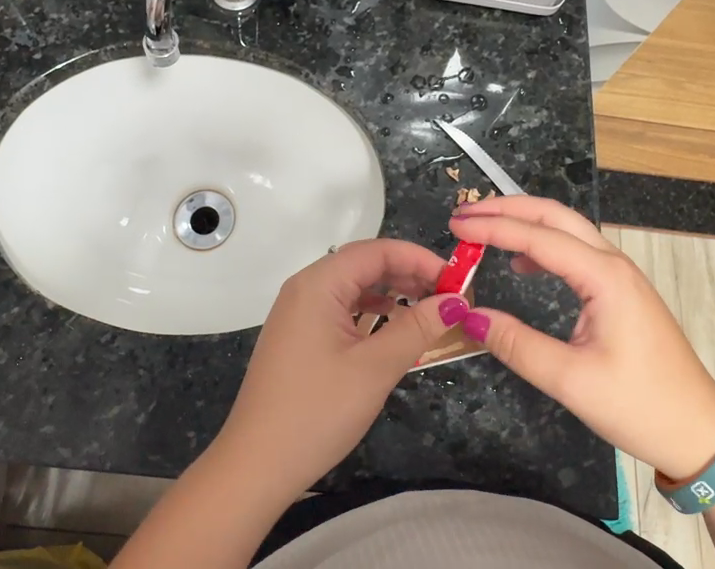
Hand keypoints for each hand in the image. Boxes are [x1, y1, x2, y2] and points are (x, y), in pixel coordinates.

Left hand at [213, 238, 457, 495]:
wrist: (256, 465)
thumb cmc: (317, 412)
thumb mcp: (375, 368)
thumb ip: (417, 328)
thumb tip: (456, 301)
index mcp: (319, 284)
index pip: (377, 251)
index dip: (419, 259)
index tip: (458, 280)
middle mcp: (305, 288)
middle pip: (364, 263)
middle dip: (408, 272)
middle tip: (449, 295)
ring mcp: (297, 312)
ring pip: (352, 285)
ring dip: (391, 290)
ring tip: (428, 307)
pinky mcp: (297, 335)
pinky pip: (340, 307)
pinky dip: (371, 309)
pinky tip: (391, 324)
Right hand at [449, 196, 714, 480]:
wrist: (699, 431)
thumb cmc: (640, 406)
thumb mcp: (571, 381)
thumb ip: (517, 345)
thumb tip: (469, 316)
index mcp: (604, 277)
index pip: (537, 237)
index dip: (492, 227)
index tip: (454, 225)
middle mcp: (613, 264)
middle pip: (554, 216)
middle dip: (506, 208)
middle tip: (463, 214)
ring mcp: (620, 275)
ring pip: (566, 229)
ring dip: (524, 222)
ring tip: (483, 230)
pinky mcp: (621, 291)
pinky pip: (576, 251)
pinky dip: (542, 246)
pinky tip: (521, 264)